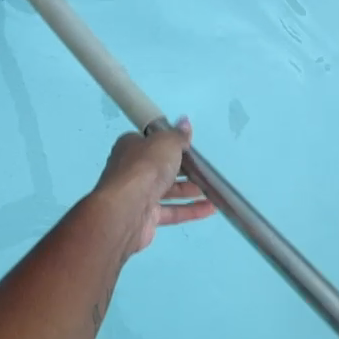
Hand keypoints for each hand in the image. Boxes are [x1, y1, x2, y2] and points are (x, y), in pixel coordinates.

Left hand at [90, 118, 214, 255]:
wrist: (127, 209)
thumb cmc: (145, 167)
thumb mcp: (166, 143)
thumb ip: (178, 135)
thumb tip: (184, 121)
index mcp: (130, 148)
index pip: (150, 143)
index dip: (168, 144)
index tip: (188, 147)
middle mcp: (131, 170)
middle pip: (159, 168)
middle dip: (182, 169)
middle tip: (205, 170)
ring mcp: (137, 195)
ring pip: (166, 191)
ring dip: (189, 190)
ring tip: (212, 190)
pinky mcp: (145, 217)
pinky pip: (171, 211)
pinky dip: (190, 210)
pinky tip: (210, 209)